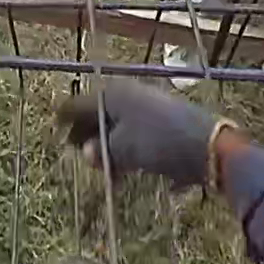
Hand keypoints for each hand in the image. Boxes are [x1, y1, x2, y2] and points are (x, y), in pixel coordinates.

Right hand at [58, 79, 219, 187]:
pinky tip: (125, 168)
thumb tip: (86, 152)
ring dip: (107, 145)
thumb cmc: (157, 142)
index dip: (65, 118)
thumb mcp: (123, 149)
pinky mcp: (162, 120)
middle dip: (87, 133)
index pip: (79, 104)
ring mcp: (146, 106)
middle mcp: (126, 94)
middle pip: (98, 113)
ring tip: (102, 169)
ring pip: (117, 124)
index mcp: (111, 94)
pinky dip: (125, 147)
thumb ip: (100, 150)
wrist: (208, 145)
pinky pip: (134, 131)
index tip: (55, 127)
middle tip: (77, 152)